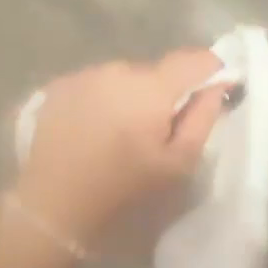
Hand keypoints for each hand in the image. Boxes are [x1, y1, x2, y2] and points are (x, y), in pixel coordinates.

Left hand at [15, 48, 233, 254]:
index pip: (194, 59)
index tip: (210, 95)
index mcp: (150, 87)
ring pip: (122, 78)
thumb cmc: (123, 191)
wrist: (52, 208)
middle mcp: (116, 70)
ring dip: (128, 98)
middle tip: (155, 134)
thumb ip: (202, 118)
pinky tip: (91, 132)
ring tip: (118, 136)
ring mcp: (83, 75)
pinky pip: (93, 85)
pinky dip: (100, 101)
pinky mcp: (58, 87)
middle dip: (162, 95)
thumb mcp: (177, 165)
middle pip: (155, 72)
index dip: (210, 73)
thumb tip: (215, 86)